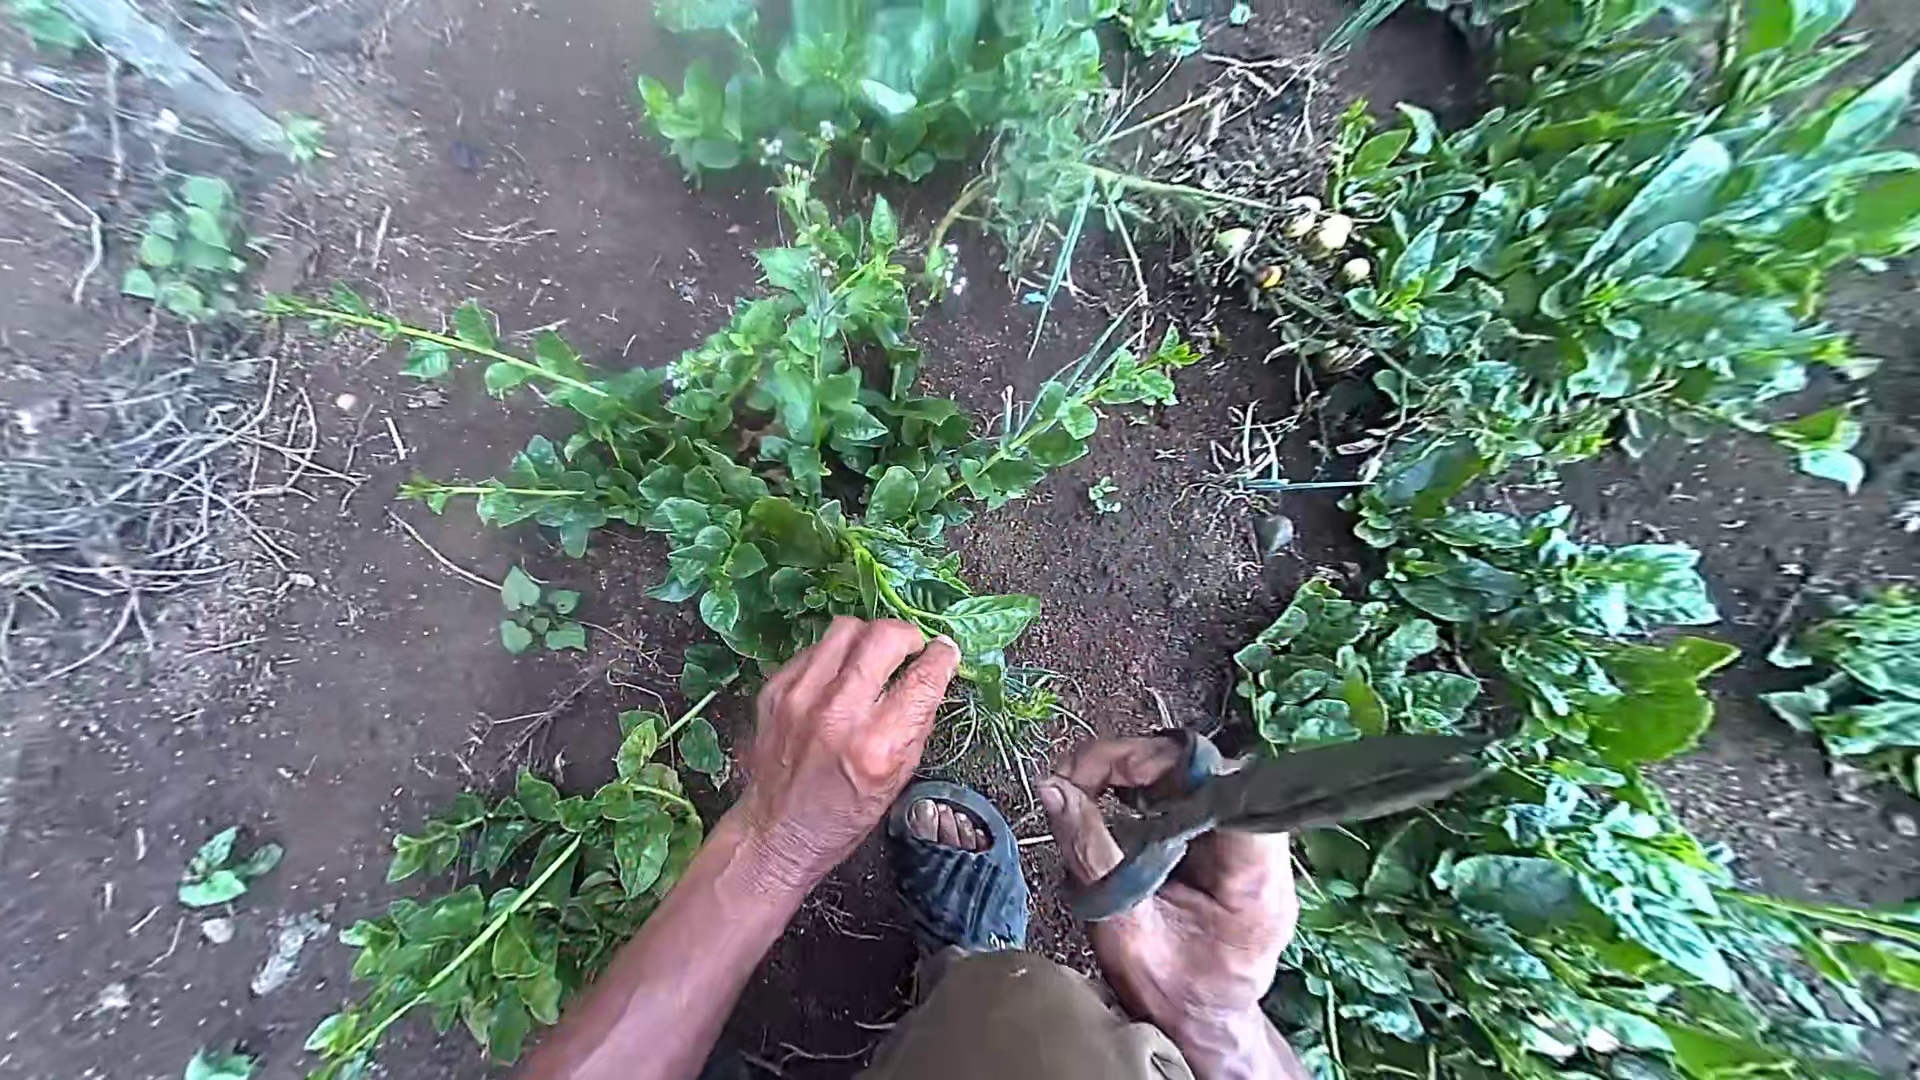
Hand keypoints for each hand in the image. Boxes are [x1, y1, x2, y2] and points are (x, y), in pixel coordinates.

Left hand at [736, 617, 960, 894]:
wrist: (777, 831)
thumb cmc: (847, 811)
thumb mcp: (900, 775)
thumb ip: (918, 719)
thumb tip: (935, 672)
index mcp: (877, 746)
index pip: (922, 679)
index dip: (943, 656)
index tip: (947, 649)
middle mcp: (837, 715)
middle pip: (883, 637)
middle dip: (908, 635)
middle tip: (912, 648)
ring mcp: (800, 697)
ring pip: (847, 629)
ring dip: (871, 636)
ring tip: (876, 654)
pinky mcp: (775, 689)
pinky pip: (816, 648)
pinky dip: (837, 654)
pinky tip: (841, 674)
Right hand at [1039, 738, 1300, 1077]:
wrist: (1200, 1025)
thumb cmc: (1171, 993)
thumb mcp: (1124, 930)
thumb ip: (1091, 854)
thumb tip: (1053, 787)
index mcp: (1252, 876)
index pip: (1218, 785)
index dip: (1160, 764)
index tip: (1097, 775)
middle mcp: (1254, 845)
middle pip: (1194, 767)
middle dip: (1127, 761)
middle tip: (1071, 776)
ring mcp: (1234, 834)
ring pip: (1181, 769)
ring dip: (1125, 767)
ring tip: (1078, 783)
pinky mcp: (1213, 831)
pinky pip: (1174, 786)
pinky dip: (1132, 782)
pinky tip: (1101, 792)